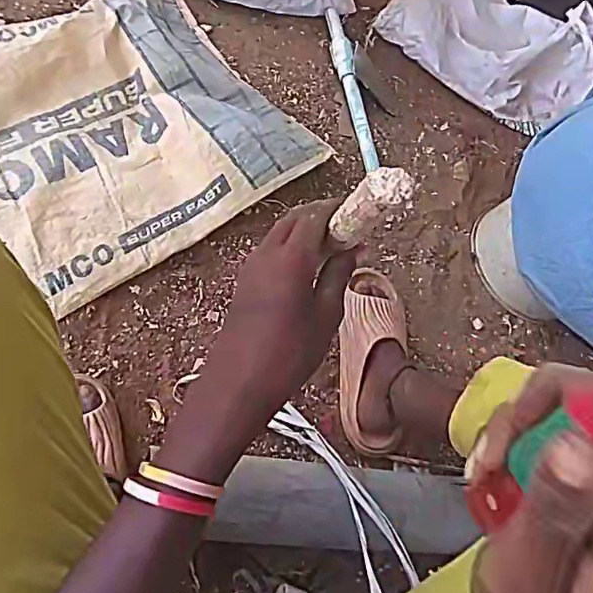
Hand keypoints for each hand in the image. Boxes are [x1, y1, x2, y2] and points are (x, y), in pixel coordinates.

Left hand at [162, 200, 356, 481]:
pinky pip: (271, 250)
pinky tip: (307, 267)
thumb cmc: (288, 353)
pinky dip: (290, 246)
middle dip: (320, 216)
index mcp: (291, 257)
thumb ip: (339, 275)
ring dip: (304, 231)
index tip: (356, 214)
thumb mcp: (326, 315)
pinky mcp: (245, 281)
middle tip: (346, 229)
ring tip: (331, 248)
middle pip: (295, 218)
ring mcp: (251, 266)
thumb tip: (352, 250)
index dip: (337, 210)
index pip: (315, 216)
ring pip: (280, 232)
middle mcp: (267, 253)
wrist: (237, 383)